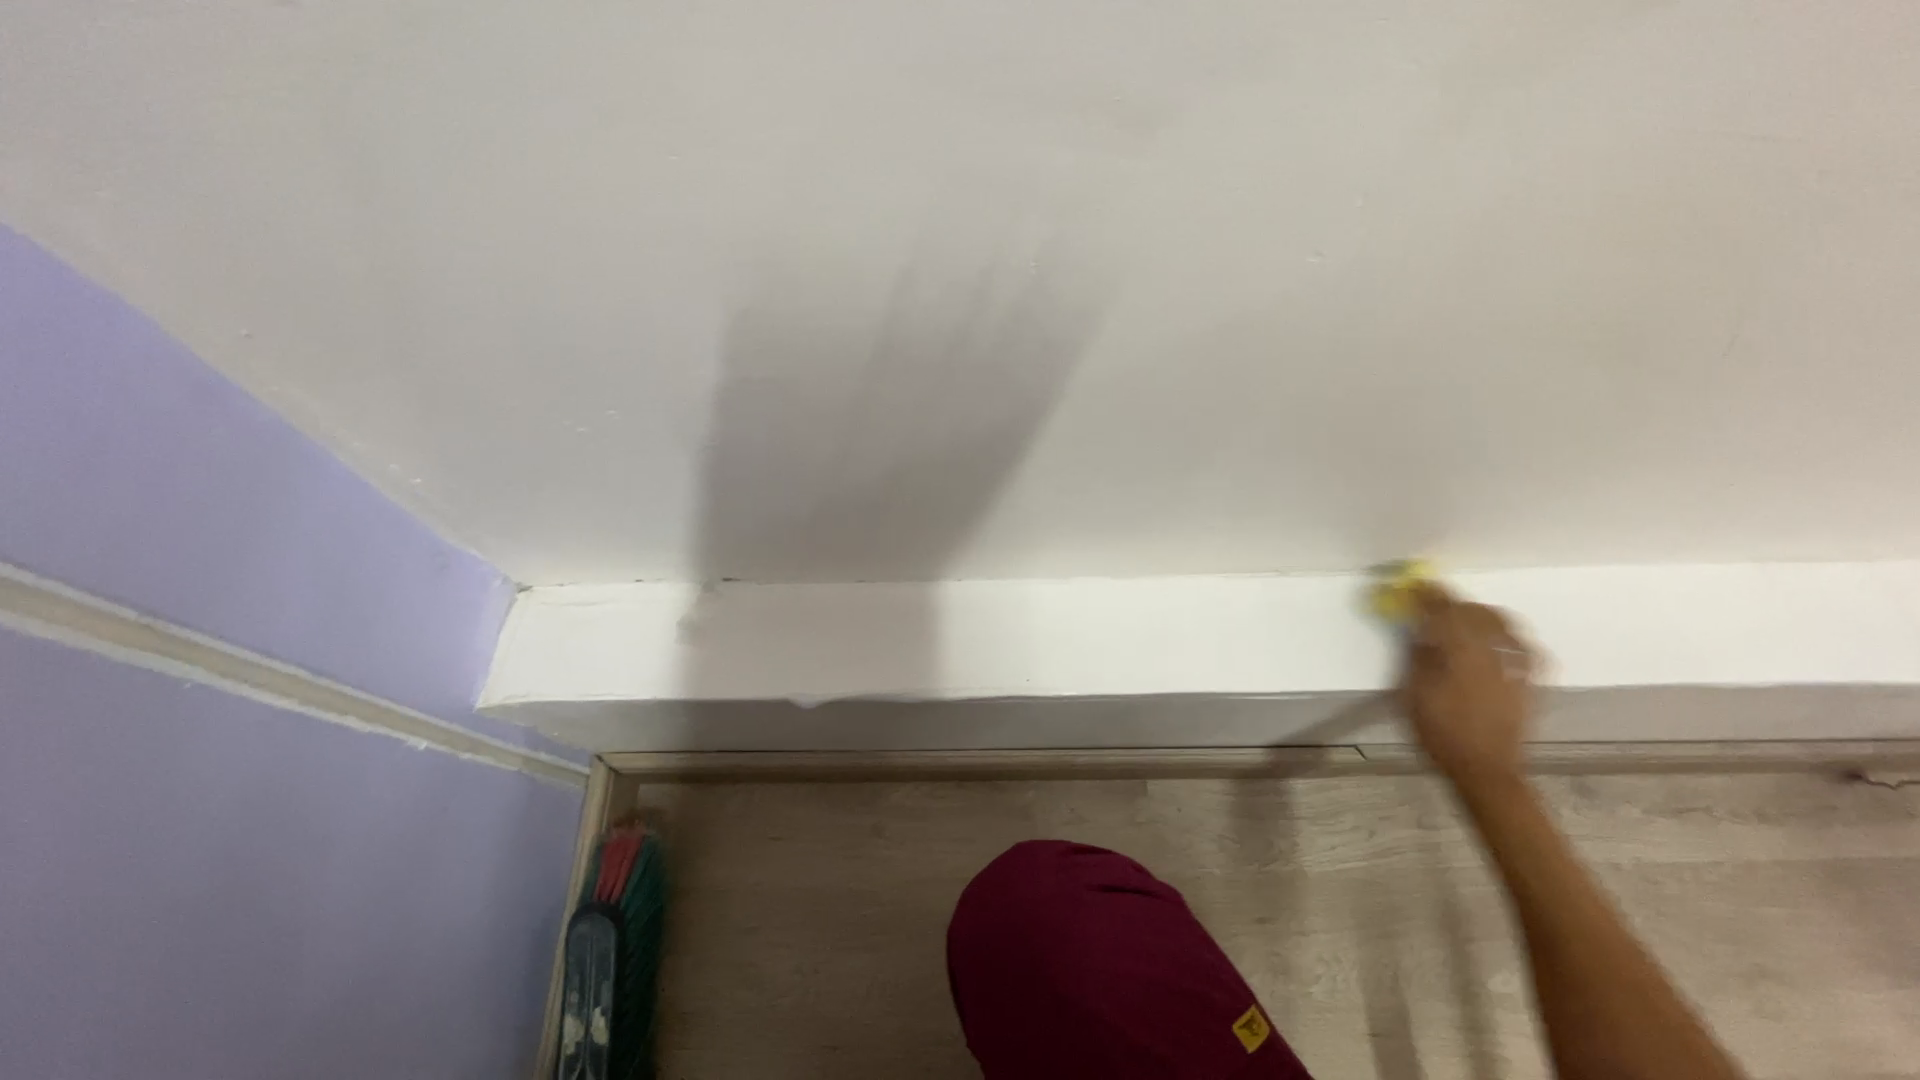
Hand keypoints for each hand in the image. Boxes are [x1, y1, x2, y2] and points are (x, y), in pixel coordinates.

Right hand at [1399, 584, 1538, 786]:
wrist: (1486, 769)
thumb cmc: (1440, 733)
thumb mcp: (1413, 694)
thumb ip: (1418, 656)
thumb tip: (1420, 627)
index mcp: (1460, 654)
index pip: (1444, 610)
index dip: (1428, 595)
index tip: (1415, 586)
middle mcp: (1493, 651)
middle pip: (1474, 611)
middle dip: (1452, 603)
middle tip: (1433, 606)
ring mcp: (1517, 664)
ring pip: (1502, 621)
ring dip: (1480, 613)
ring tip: (1465, 620)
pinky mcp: (1531, 678)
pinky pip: (1523, 643)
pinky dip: (1507, 634)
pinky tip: (1497, 640)